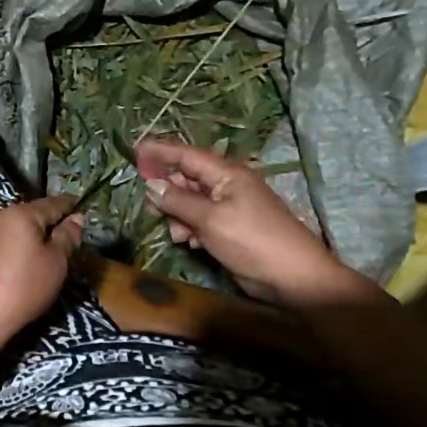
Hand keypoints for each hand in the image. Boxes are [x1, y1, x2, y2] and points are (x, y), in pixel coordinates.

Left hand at [0, 196, 83, 341]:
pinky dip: (24, 243)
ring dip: (39, 234)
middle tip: (73, 236)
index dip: (72, 205)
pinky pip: (10, 237)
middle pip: (35, 212)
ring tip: (55, 250)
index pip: (54, 202)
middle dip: (54, 221)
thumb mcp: (56, 261)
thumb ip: (68, 236)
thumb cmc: (25, 285)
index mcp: (22, 213)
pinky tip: (33, 258)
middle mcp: (2, 215)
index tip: (86, 211)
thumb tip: (76, 217)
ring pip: (22, 225)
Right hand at [135, 138, 363, 303]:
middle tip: (150, 206)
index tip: (135, 150)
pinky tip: (191, 243)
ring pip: (193, 203)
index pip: (188, 155)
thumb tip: (152, 183)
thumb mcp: (210, 219)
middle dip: (169, 190)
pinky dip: (193, 229)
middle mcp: (229, 185)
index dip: (161, 151)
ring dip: (180, 215)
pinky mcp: (232, 230)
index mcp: (227, 173)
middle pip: (189, 178)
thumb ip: (179, 201)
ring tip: (179, 234)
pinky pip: (203, 221)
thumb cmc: (252, 241)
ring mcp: (232, 208)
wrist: (292, 277)